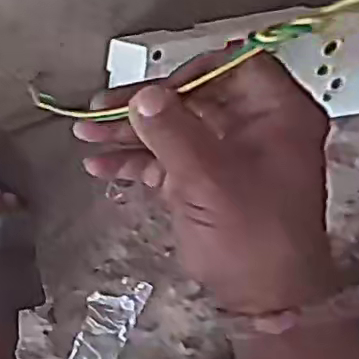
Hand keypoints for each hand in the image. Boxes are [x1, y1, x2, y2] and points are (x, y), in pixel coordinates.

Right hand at [74, 49, 340, 314]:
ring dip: (125, 134)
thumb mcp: (208, 179)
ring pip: (169, 130)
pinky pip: (160, 160)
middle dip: (141, 107)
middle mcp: (249, 128)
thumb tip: (143, 95)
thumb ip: (174, 134)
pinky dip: (129, 161)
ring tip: (84, 135)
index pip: (233, 68)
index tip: (147, 95)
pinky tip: (99, 166)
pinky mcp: (197, 181)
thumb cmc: (248, 233)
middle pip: (190, 100)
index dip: (188, 75)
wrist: (258, 290)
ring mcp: (220, 156)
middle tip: (97, 112)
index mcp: (274, 115)